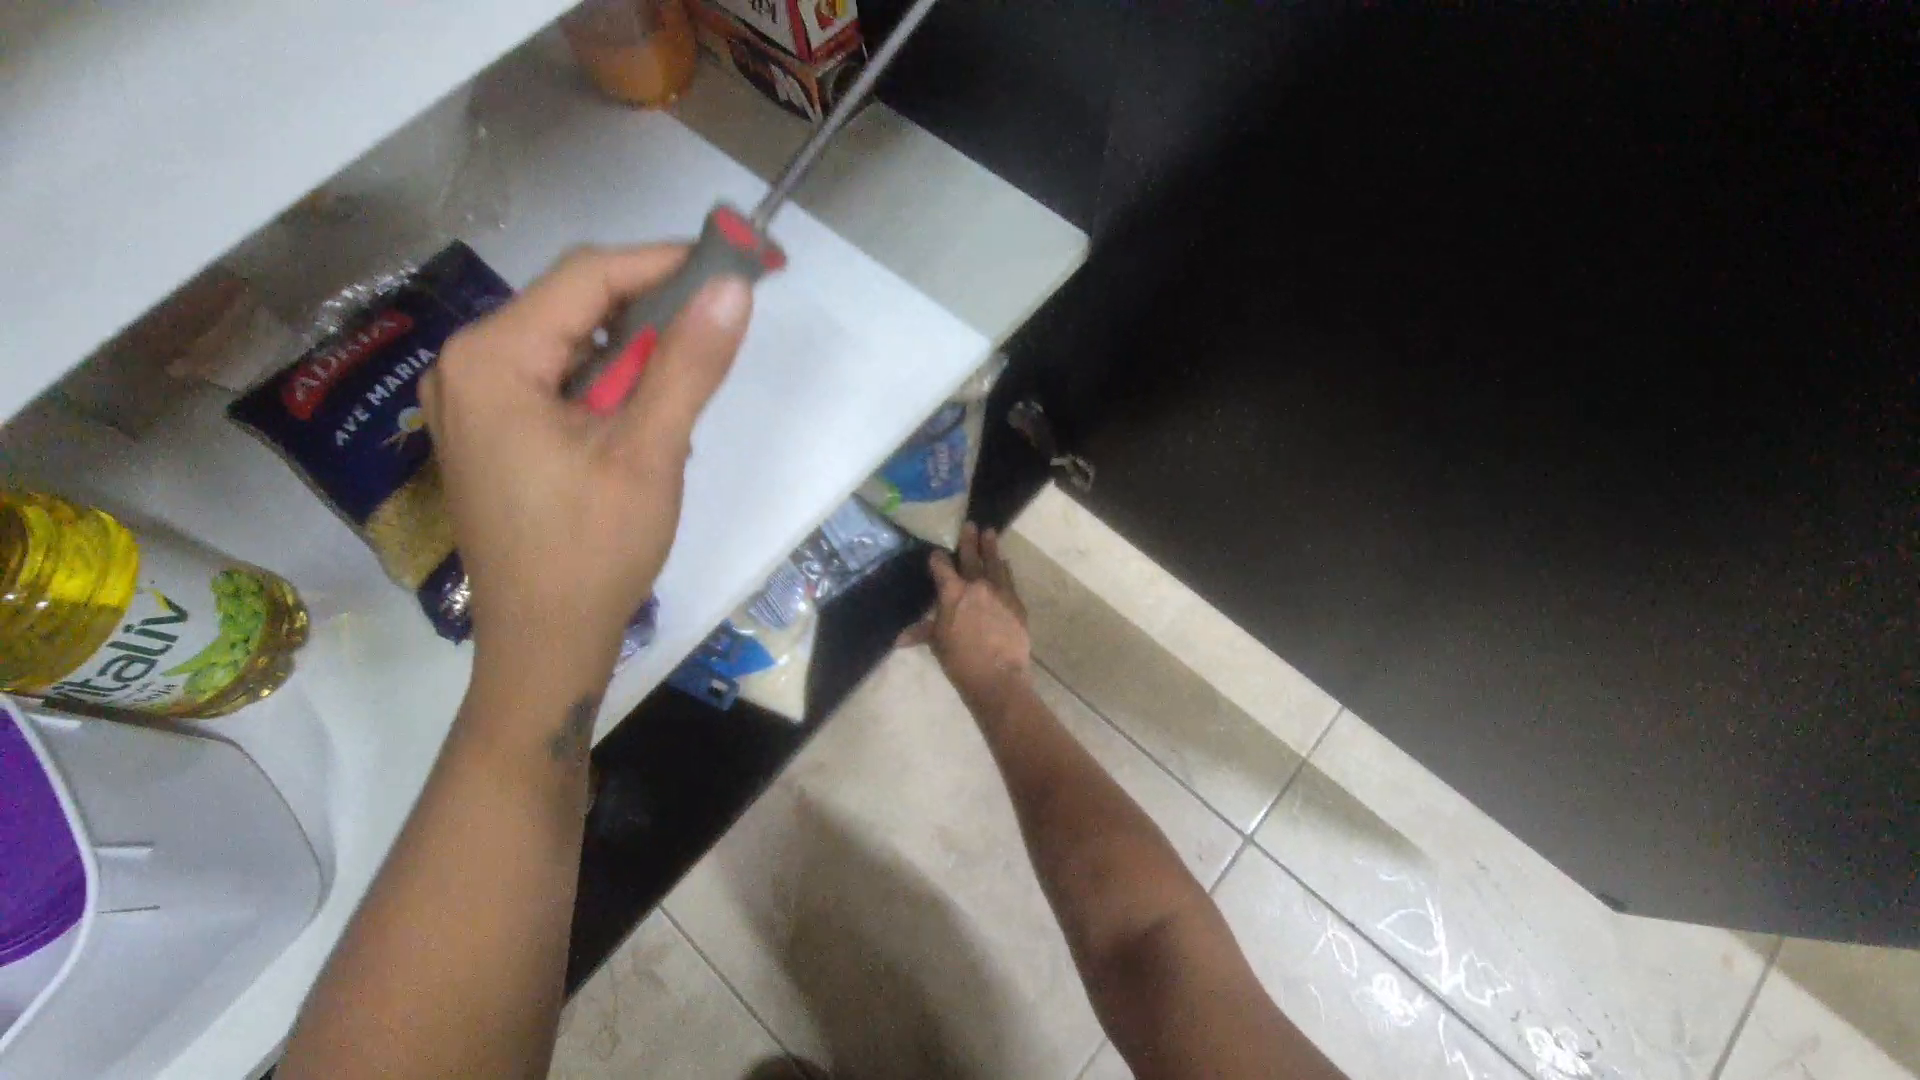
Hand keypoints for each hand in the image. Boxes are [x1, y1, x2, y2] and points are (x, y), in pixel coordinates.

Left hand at [421, 246, 751, 672]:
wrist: (545, 642)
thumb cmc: (594, 550)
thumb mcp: (650, 452)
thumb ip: (689, 364)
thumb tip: (734, 288)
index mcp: (492, 358)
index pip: (587, 276)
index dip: (666, 262)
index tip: (735, 265)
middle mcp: (468, 365)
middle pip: (574, 306)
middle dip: (652, 313)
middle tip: (718, 330)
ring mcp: (473, 401)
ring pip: (571, 345)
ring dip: (634, 357)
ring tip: (682, 394)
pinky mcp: (491, 432)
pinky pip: (558, 382)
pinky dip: (609, 389)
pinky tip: (643, 424)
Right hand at [899, 523, 1031, 711]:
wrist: (998, 677)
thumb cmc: (960, 661)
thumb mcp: (938, 643)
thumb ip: (923, 632)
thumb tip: (899, 639)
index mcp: (952, 593)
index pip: (942, 567)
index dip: (938, 559)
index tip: (937, 553)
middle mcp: (976, 585)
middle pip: (971, 557)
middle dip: (968, 541)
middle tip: (970, 524)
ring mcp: (999, 592)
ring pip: (994, 563)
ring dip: (991, 548)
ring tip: (990, 533)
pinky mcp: (1016, 603)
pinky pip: (1009, 579)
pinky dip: (1004, 570)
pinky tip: (1004, 564)